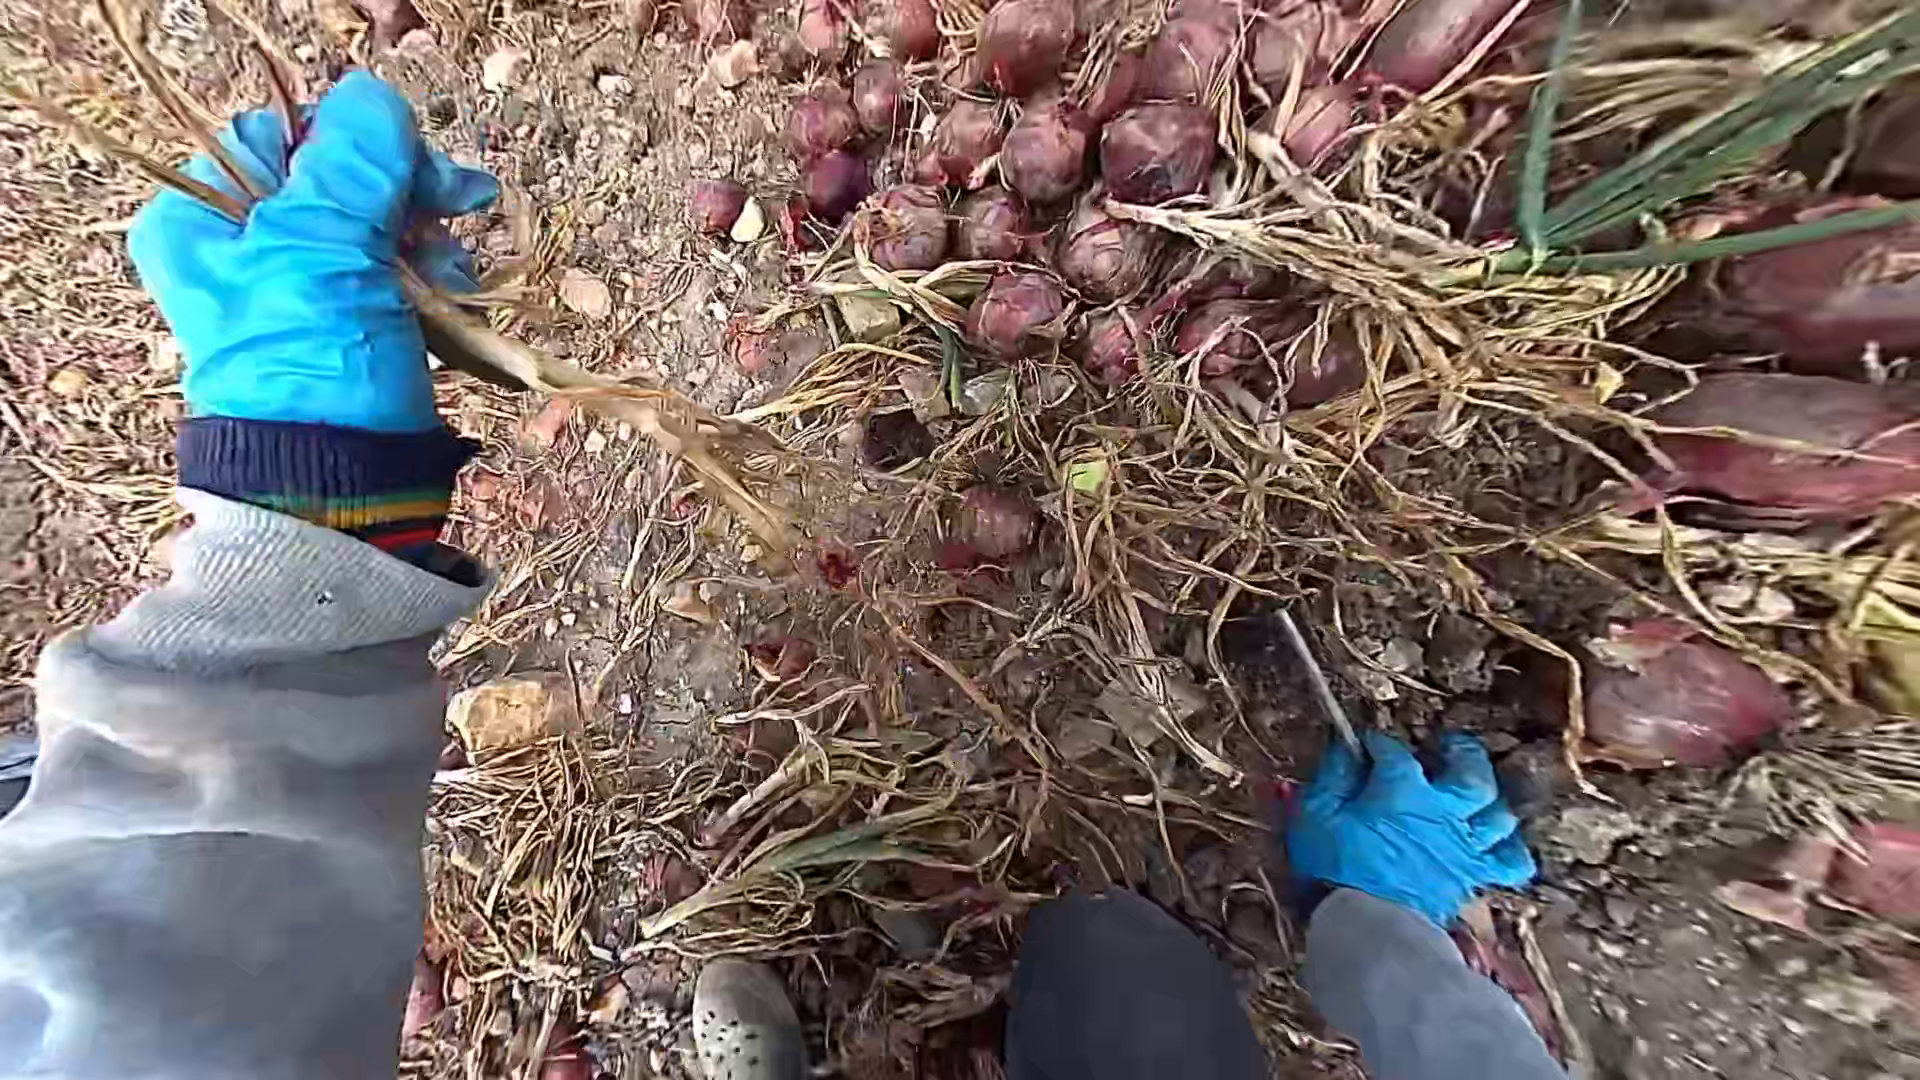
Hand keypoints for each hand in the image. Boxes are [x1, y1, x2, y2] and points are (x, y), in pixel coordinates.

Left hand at [128, 71, 497, 432]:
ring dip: (435, 247)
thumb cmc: (320, 359)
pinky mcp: (373, 330)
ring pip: (389, 239)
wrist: (349, 467)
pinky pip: (410, 284)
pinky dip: (440, 286)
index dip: (364, 146)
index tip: (432, 168)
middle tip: (468, 207)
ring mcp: (323, 294)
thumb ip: (351, 172)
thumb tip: (380, 96)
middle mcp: (264, 250)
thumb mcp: (325, 253)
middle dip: (412, 201)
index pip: (290, 143)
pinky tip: (459, 300)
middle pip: (349, 191)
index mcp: (215, 220)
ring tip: (460, 278)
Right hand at [1286, 731, 1534, 926]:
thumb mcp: (1317, 810)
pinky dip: (1510, 845)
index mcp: (1401, 790)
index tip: (1363, 741)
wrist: (1369, 923)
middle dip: (1460, 752)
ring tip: (1476, 782)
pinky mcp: (1473, 875)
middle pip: (1470, 772)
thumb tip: (1345, 749)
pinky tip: (1498, 836)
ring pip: (1497, 812)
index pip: (1394, 751)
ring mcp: (1465, 845)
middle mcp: (1443, 811)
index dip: (1378, 741)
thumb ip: (1333, 776)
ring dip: (1489, 793)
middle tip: (1447, 743)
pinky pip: (1510, 861)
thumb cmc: (1336, 862)